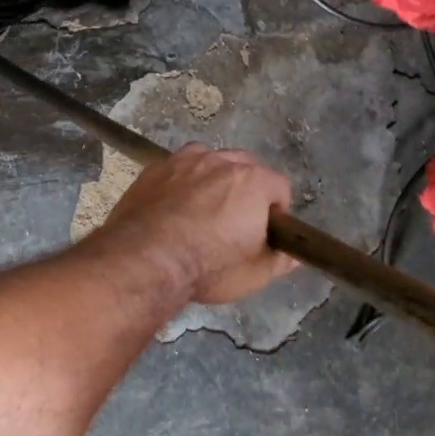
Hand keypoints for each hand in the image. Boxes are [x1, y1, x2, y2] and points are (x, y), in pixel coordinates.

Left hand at [85, 144, 294, 305]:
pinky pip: (175, 169)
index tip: (266, 230)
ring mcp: (181, 161)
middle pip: (243, 166)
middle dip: (246, 188)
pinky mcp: (152, 169)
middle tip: (235, 219)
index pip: (278, 186)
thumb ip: (278, 260)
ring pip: (207, 161)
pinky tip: (172, 205)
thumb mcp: (255, 274)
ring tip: (203, 208)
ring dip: (212, 178)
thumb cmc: (208, 267)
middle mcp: (218, 161)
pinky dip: (180, 182)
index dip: (277, 209)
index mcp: (251, 181)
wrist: (143, 260)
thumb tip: (291, 256)